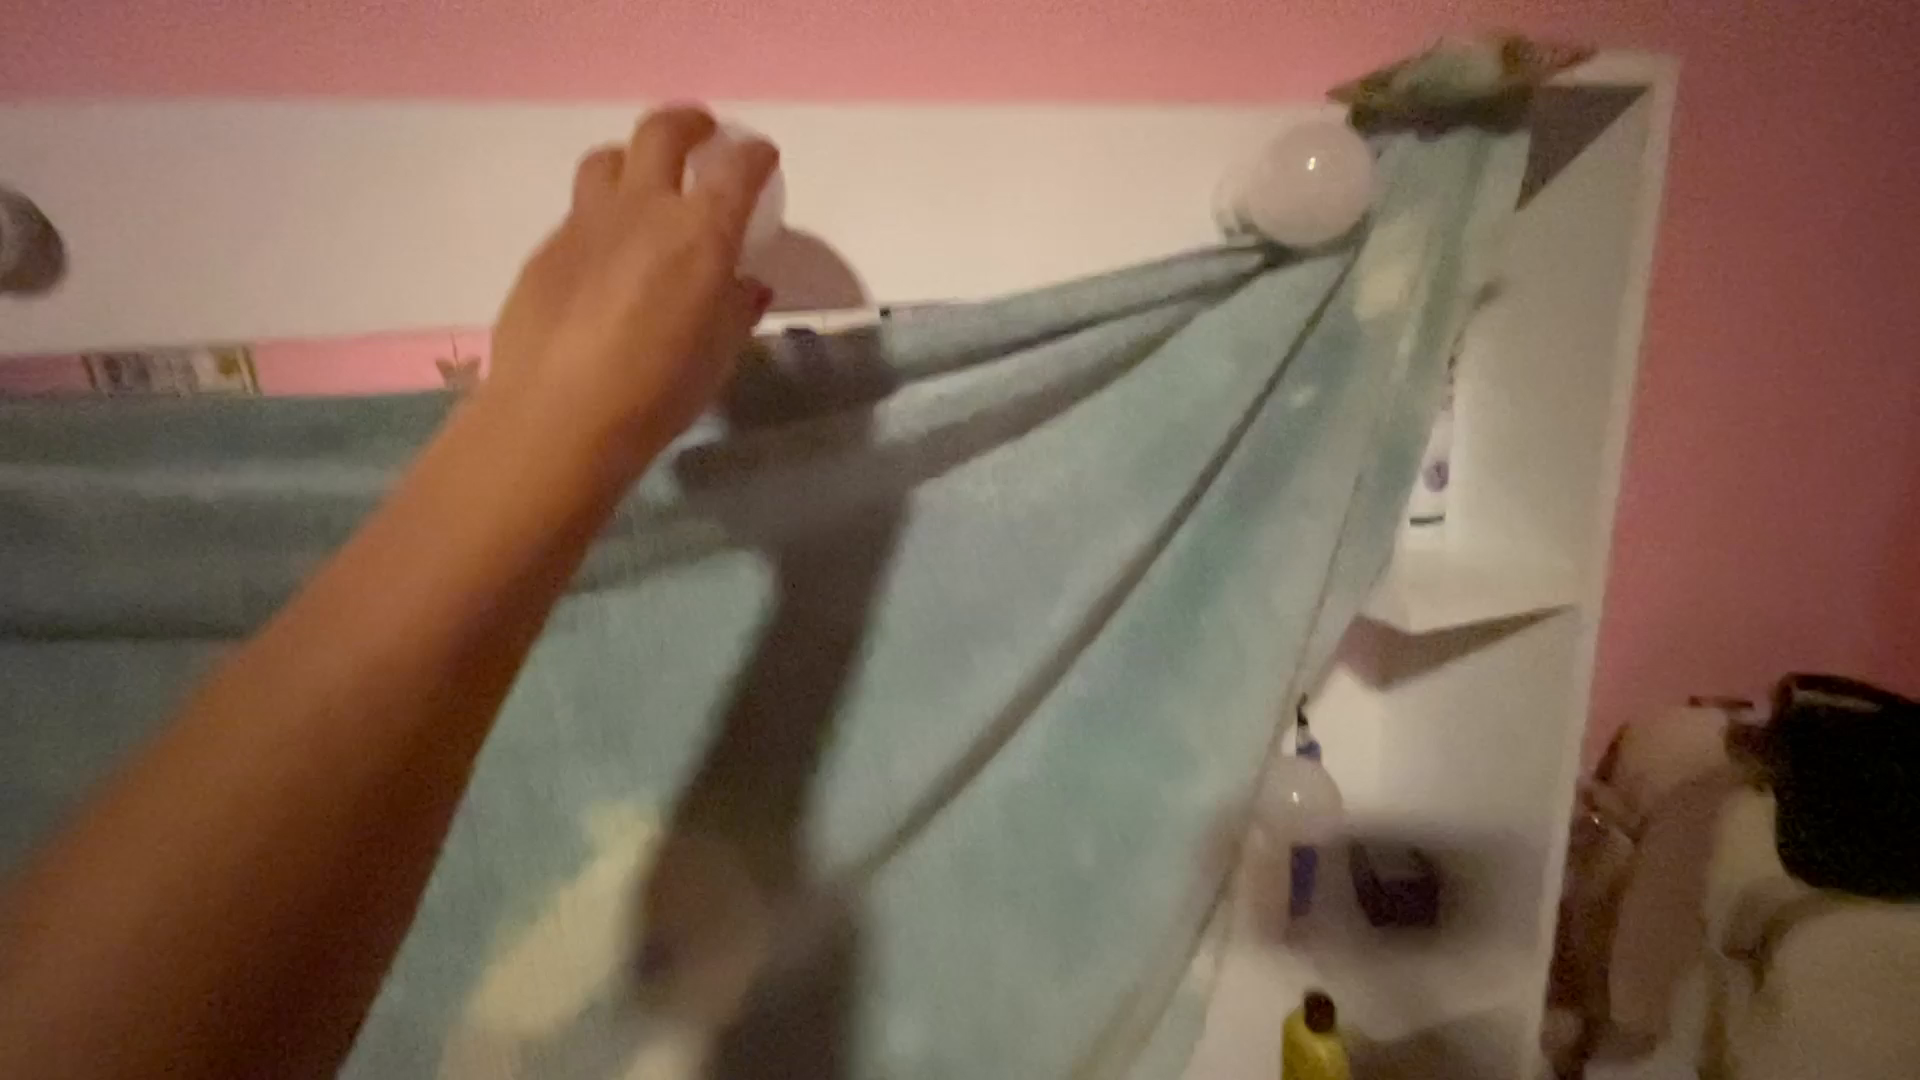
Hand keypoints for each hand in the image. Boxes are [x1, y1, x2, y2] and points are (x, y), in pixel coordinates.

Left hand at [486, 106, 778, 462]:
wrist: (562, 414)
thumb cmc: (661, 391)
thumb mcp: (720, 354)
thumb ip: (736, 308)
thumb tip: (746, 283)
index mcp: (699, 235)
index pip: (735, 169)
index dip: (754, 155)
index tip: (763, 156)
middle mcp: (643, 210)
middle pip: (662, 132)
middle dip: (690, 124)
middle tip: (704, 135)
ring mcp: (587, 223)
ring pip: (611, 160)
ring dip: (636, 159)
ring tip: (649, 185)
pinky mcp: (549, 248)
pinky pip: (582, 210)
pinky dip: (606, 213)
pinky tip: (611, 254)